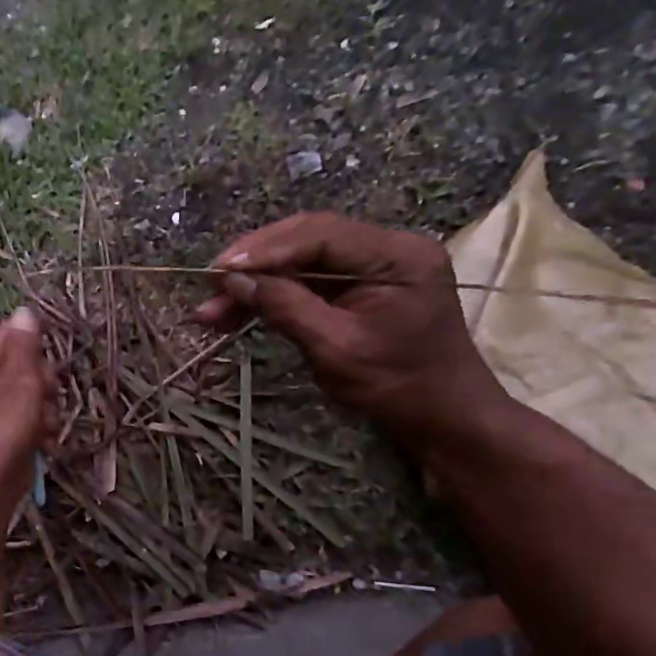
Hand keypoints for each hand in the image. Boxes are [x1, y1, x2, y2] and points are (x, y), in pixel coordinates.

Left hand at [0, 307, 55, 516]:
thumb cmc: (6, 425)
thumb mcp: (21, 378)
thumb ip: (25, 343)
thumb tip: (24, 309)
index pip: (13, 331)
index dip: (36, 341)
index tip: (47, 357)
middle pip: (31, 362)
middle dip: (45, 380)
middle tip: (41, 394)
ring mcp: (1, 404)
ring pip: (39, 391)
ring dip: (48, 407)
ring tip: (41, 422)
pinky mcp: (12, 426)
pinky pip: (37, 415)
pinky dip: (43, 426)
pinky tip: (41, 439)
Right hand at [195, 212, 512, 449]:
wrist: (445, 420)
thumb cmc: (397, 389)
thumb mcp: (335, 349)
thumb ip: (285, 307)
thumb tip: (233, 280)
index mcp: (396, 256)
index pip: (319, 235)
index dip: (263, 250)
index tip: (218, 271)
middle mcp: (391, 248)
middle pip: (308, 239)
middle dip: (255, 265)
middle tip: (209, 286)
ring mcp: (380, 266)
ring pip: (305, 260)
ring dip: (259, 283)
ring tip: (213, 311)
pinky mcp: (367, 287)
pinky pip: (315, 281)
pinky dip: (278, 295)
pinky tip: (245, 310)